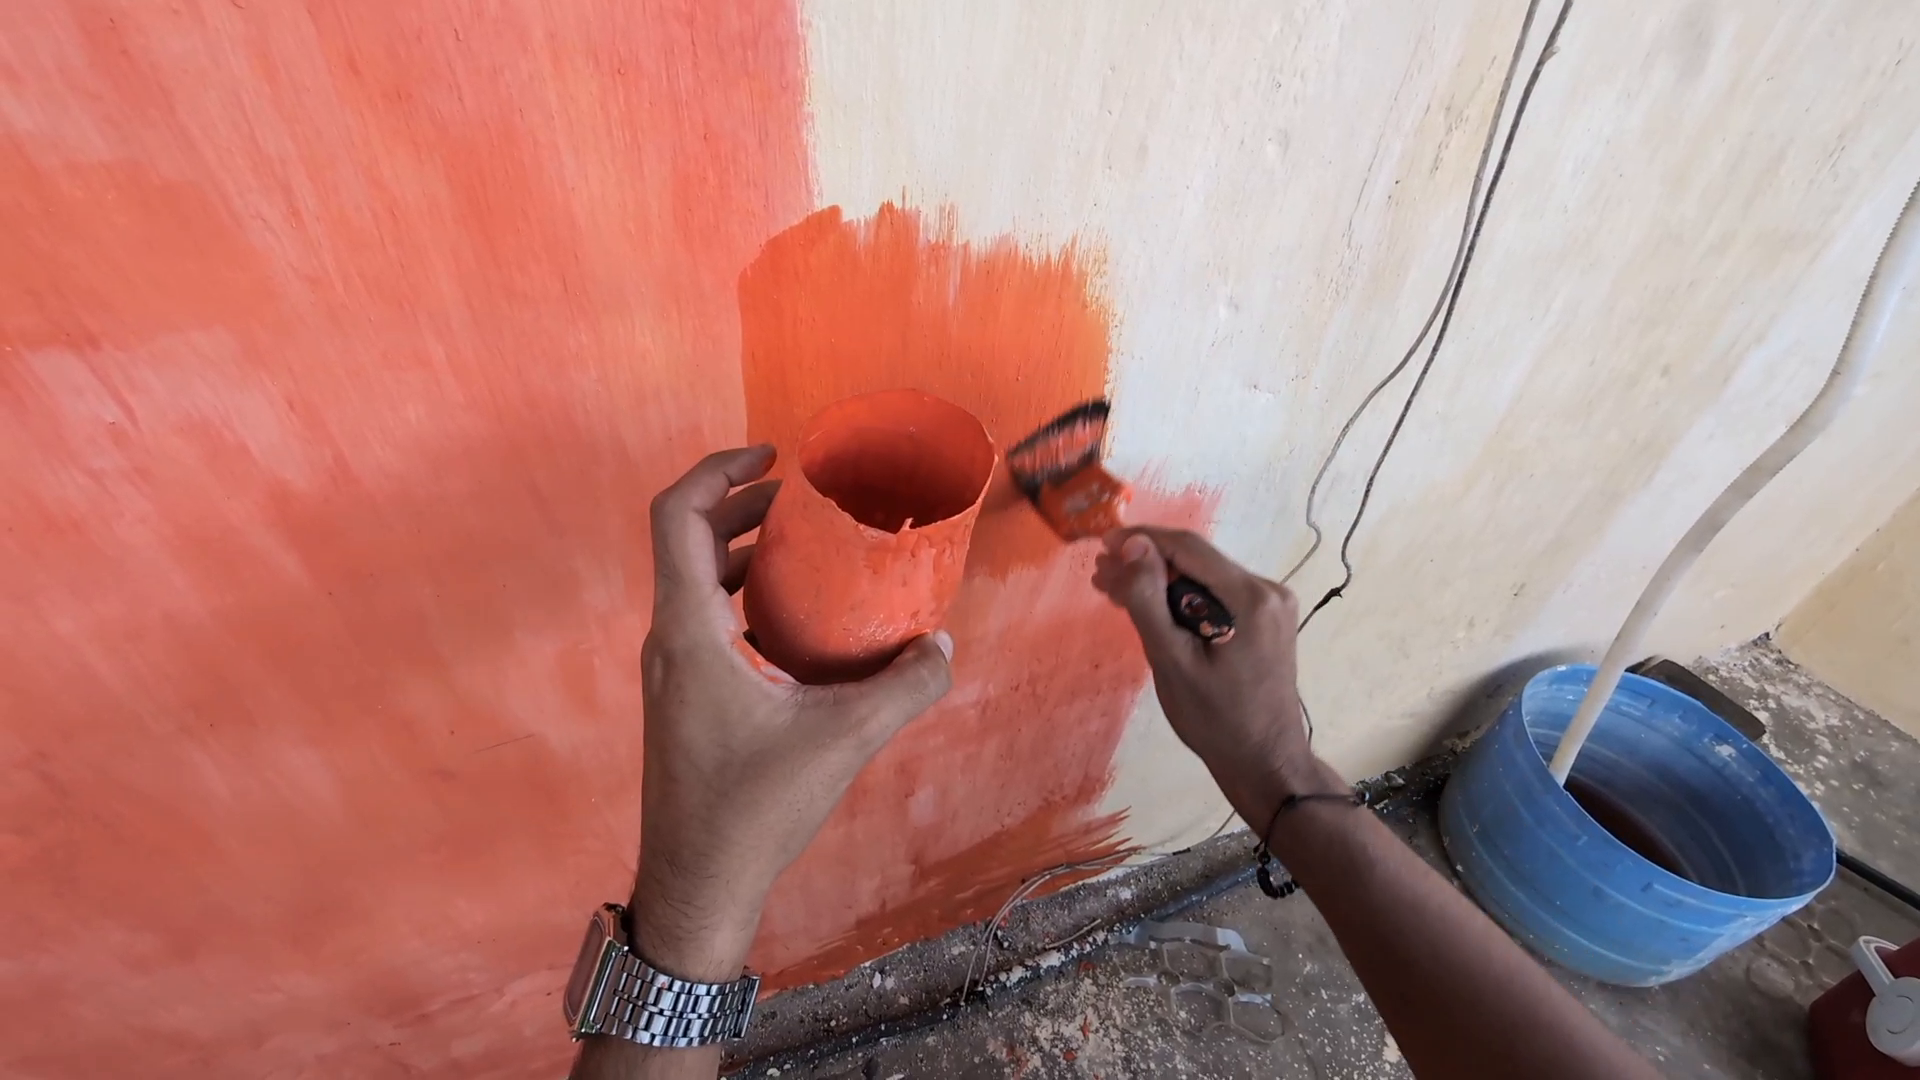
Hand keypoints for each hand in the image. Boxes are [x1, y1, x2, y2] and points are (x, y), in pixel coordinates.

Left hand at [632, 445, 954, 980]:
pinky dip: (743, 592)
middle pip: (688, 540)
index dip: (718, 470)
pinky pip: (706, 616)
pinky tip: (794, 617)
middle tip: (801, 496)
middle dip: (741, 503)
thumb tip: (943, 643)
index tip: (772, 457)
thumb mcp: (845, 739)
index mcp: (689, 631)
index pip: (679, 517)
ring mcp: (671, 669)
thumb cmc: (757, 807)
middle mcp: (669, 638)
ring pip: (696, 580)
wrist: (697, 886)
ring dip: (742, 548)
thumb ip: (905, 686)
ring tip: (801, 543)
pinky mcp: (683, 694)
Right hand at [1090, 527, 1336, 830]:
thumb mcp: (1171, 660)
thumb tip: (1132, 544)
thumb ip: (1149, 599)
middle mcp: (1267, 589)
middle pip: (1195, 560)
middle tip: (1100, 575)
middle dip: (1145, 563)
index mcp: (1250, 596)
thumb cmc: (1214, 719)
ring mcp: (1270, 604)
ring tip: (1115, 590)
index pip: (1187, 547)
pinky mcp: (1264, 618)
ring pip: (1202, 576)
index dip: (1141, 540)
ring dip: (1159, 581)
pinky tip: (1151, 607)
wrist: (1264, 761)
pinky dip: (1179, 597)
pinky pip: (1214, 594)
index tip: (1102, 546)